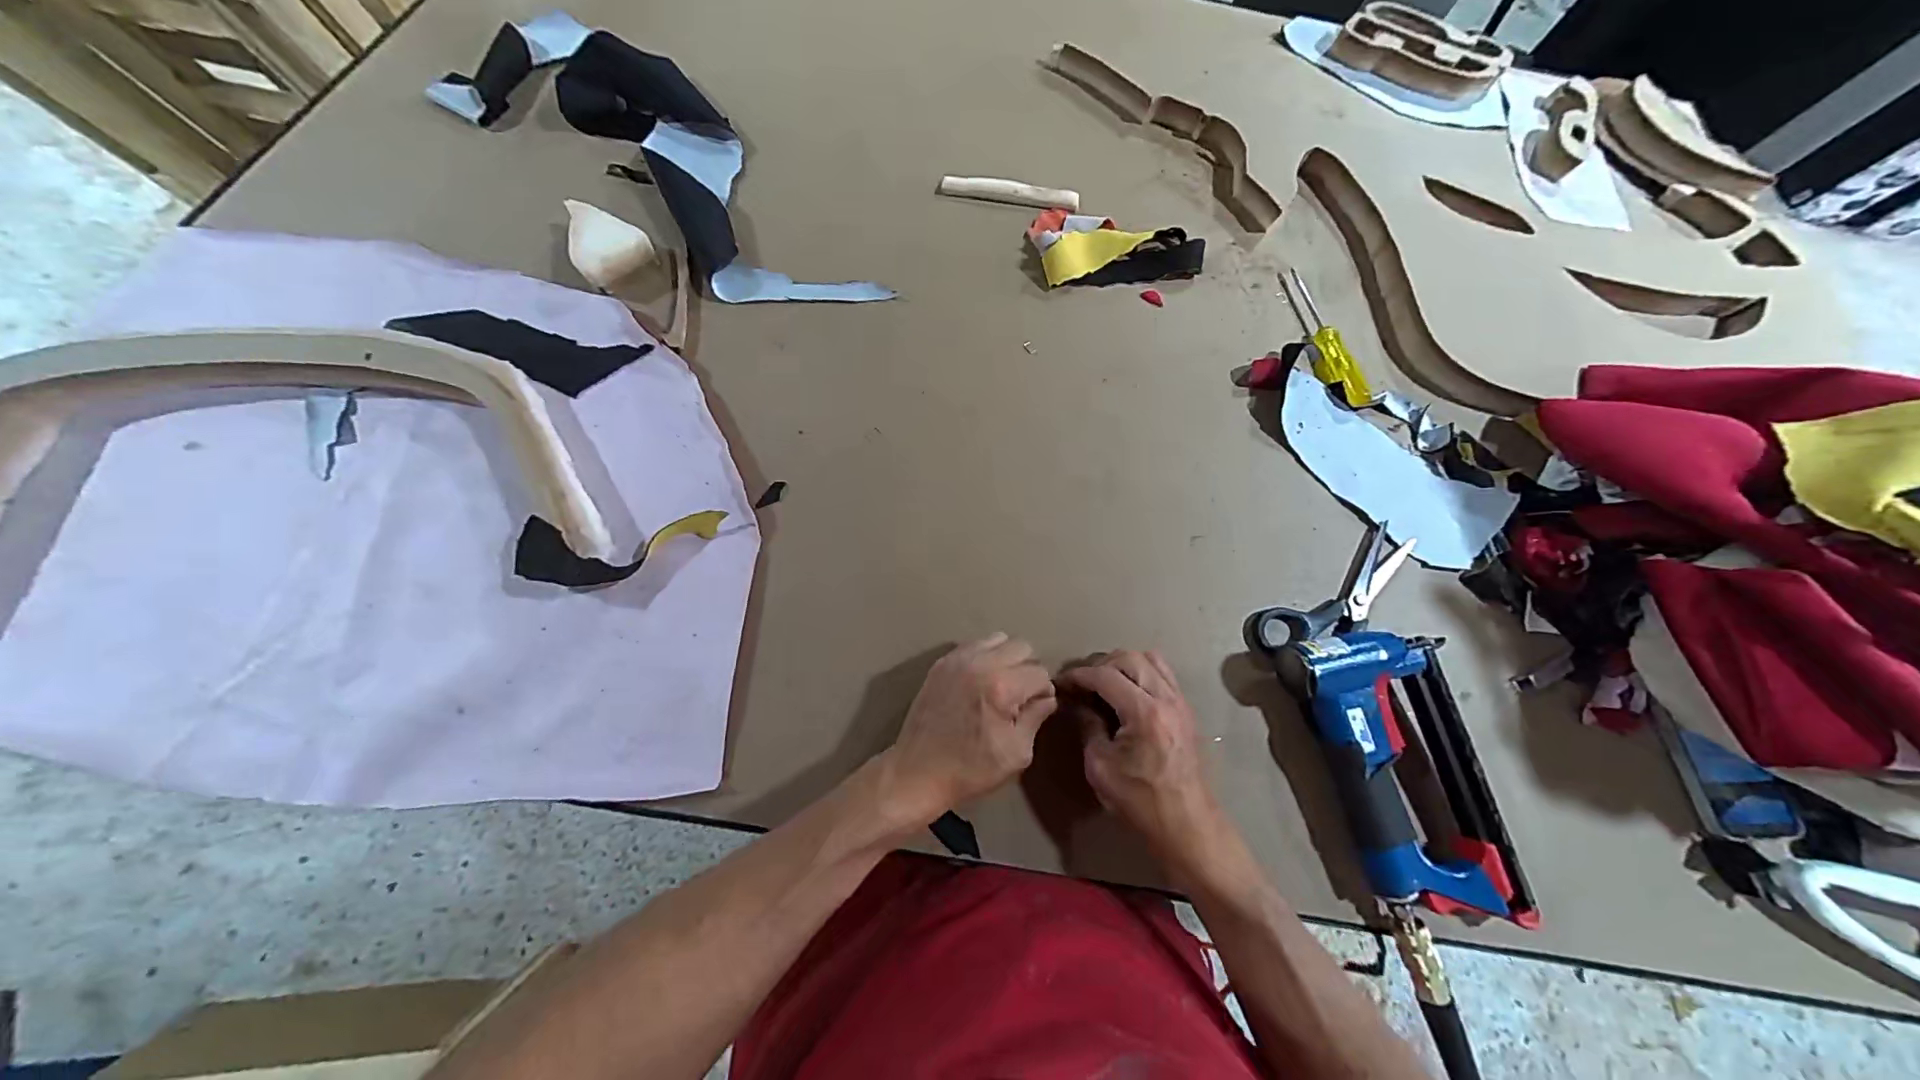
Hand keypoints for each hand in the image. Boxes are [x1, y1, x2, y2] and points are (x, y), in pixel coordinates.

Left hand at [881, 634, 1056, 822]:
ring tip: (999, 685)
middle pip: (1022, 647)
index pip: (1040, 673)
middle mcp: (981, 664)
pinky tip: (979, 682)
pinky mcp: (941, 663)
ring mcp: (958, 660)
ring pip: (998, 640)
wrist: (918, 772)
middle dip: (1027, 670)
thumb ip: (1036, 718)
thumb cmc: (971, 769)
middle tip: (1019, 696)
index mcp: (1002, 687)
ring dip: (1006, 658)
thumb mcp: (1016, 753)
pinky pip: (973, 645)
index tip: (1035, 709)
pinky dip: (983, 657)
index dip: (1043, 693)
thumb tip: (1047, 698)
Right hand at [1059, 650, 1224, 859]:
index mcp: (1144, 713)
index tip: (1061, 683)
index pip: (1105, 675)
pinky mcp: (1186, 710)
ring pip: (1150, 659)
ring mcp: (1181, 702)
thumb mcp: (1100, 766)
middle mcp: (1167, 699)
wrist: (1186, 824)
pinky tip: (1128, 694)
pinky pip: (1164, 674)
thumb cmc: (1139, 800)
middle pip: (1129, 658)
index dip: (1078, 675)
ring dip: (1124, 665)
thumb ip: (1088, 726)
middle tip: (1082, 684)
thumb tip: (1078, 702)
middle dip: (1100, 665)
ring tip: (1106, 685)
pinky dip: (1142, 674)